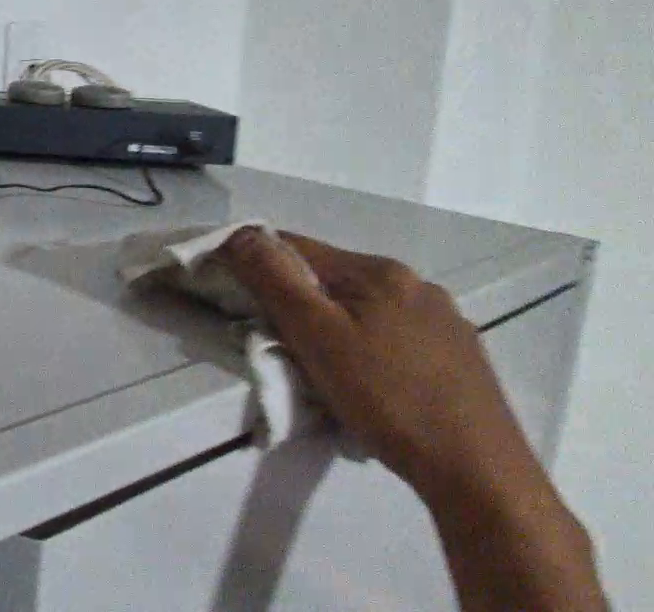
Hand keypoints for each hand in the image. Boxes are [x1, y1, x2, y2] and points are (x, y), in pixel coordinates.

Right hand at [217, 228, 532, 494]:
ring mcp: (444, 321)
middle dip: (293, 301)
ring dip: (329, 324)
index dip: (252, 265)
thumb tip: (239, 234)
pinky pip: (389, 333)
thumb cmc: (387, 398)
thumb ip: (272, 278)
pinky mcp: (459, 356)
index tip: (230, 296)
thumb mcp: (314, 334)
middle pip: (327, 277)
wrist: (481, 477)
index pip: (293, 246)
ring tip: (319, 367)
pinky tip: (364, 380)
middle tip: (275, 343)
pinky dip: (363, 345)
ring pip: (359, 306)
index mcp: (379, 271)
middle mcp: (416, 284)